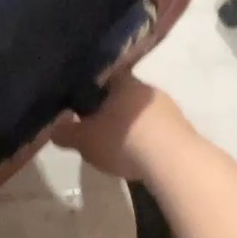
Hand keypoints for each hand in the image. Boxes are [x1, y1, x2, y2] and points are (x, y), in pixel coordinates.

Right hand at [51, 75, 194, 182]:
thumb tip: (54, 128)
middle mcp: (148, 89)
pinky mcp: (182, 128)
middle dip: (111, 110)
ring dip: (131, 125)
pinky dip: (147, 139)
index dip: (90, 89)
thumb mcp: (85, 141)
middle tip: (97, 128)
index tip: (80, 104)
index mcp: (123, 82)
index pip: (103, 76)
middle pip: (124, 95)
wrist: (172, 161)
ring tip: (119, 145)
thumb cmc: (123, 141)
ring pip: (142, 113)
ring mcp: (168, 107)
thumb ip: (66, 133)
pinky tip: (140, 155)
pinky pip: (157, 129)